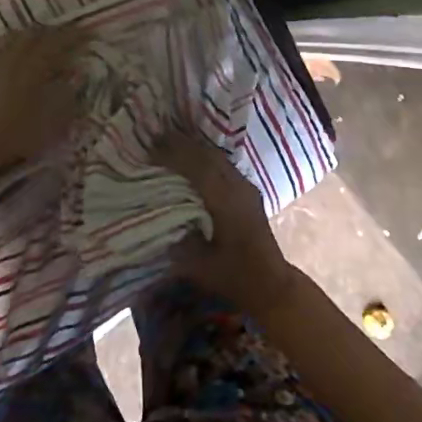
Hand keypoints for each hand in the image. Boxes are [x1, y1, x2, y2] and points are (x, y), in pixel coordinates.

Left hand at [0, 24, 87, 201]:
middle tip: (69, 35)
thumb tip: (76, 78)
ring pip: (14, 37)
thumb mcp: (52, 122)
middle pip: (34, 34)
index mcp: (33, 65)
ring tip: (43, 39)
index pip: (58, 43)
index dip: (74, 37)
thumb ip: (67, 97)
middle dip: (53, 31)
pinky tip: (12, 53)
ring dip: (32, 34)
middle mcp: (13, 57)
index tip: (90, 34)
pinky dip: (11, 44)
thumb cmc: (16, 137)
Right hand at [158, 131, 296, 314]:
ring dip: (194, 148)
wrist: (272, 285)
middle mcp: (238, 188)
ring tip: (171, 142)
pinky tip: (193, 159)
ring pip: (217, 157)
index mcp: (225, 202)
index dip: (173, 154)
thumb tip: (155, 216)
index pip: (197, 167)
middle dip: (182, 144)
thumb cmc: (233, 277)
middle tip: (156, 137)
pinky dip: (205, 157)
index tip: (150, 148)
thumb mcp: (198, 265)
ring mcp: (246, 188)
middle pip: (207, 156)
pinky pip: (224, 164)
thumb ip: (176, 240)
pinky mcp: (249, 191)